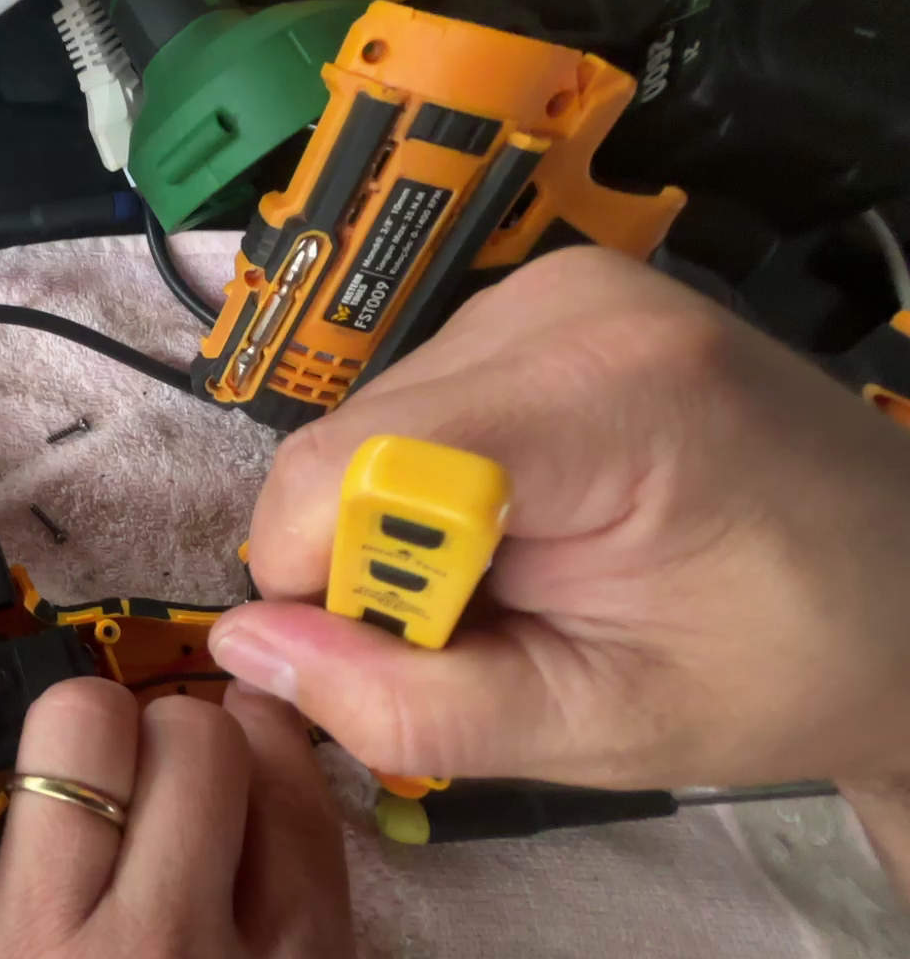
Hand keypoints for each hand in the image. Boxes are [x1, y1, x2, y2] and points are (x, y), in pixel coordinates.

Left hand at [0, 657, 350, 958]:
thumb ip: (296, 894)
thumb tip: (260, 730)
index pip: (288, 799)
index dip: (263, 746)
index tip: (240, 734)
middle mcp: (165, 955)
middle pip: (190, 744)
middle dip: (181, 738)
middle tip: (159, 784)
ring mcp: (30, 946)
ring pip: (77, 732)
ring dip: (91, 722)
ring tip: (87, 763)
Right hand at [210, 246, 909, 791]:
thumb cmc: (783, 665)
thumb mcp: (601, 729)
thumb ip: (409, 704)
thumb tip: (240, 642)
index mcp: (602, 395)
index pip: (348, 467)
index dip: (320, 569)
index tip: (387, 645)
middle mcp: (550, 308)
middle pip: (338, 452)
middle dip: (355, 559)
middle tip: (461, 622)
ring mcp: (528, 294)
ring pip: (351, 434)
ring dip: (381, 524)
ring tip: (496, 568)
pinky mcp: (511, 306)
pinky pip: (388, 413)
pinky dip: (407, 484)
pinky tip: (499, 512)